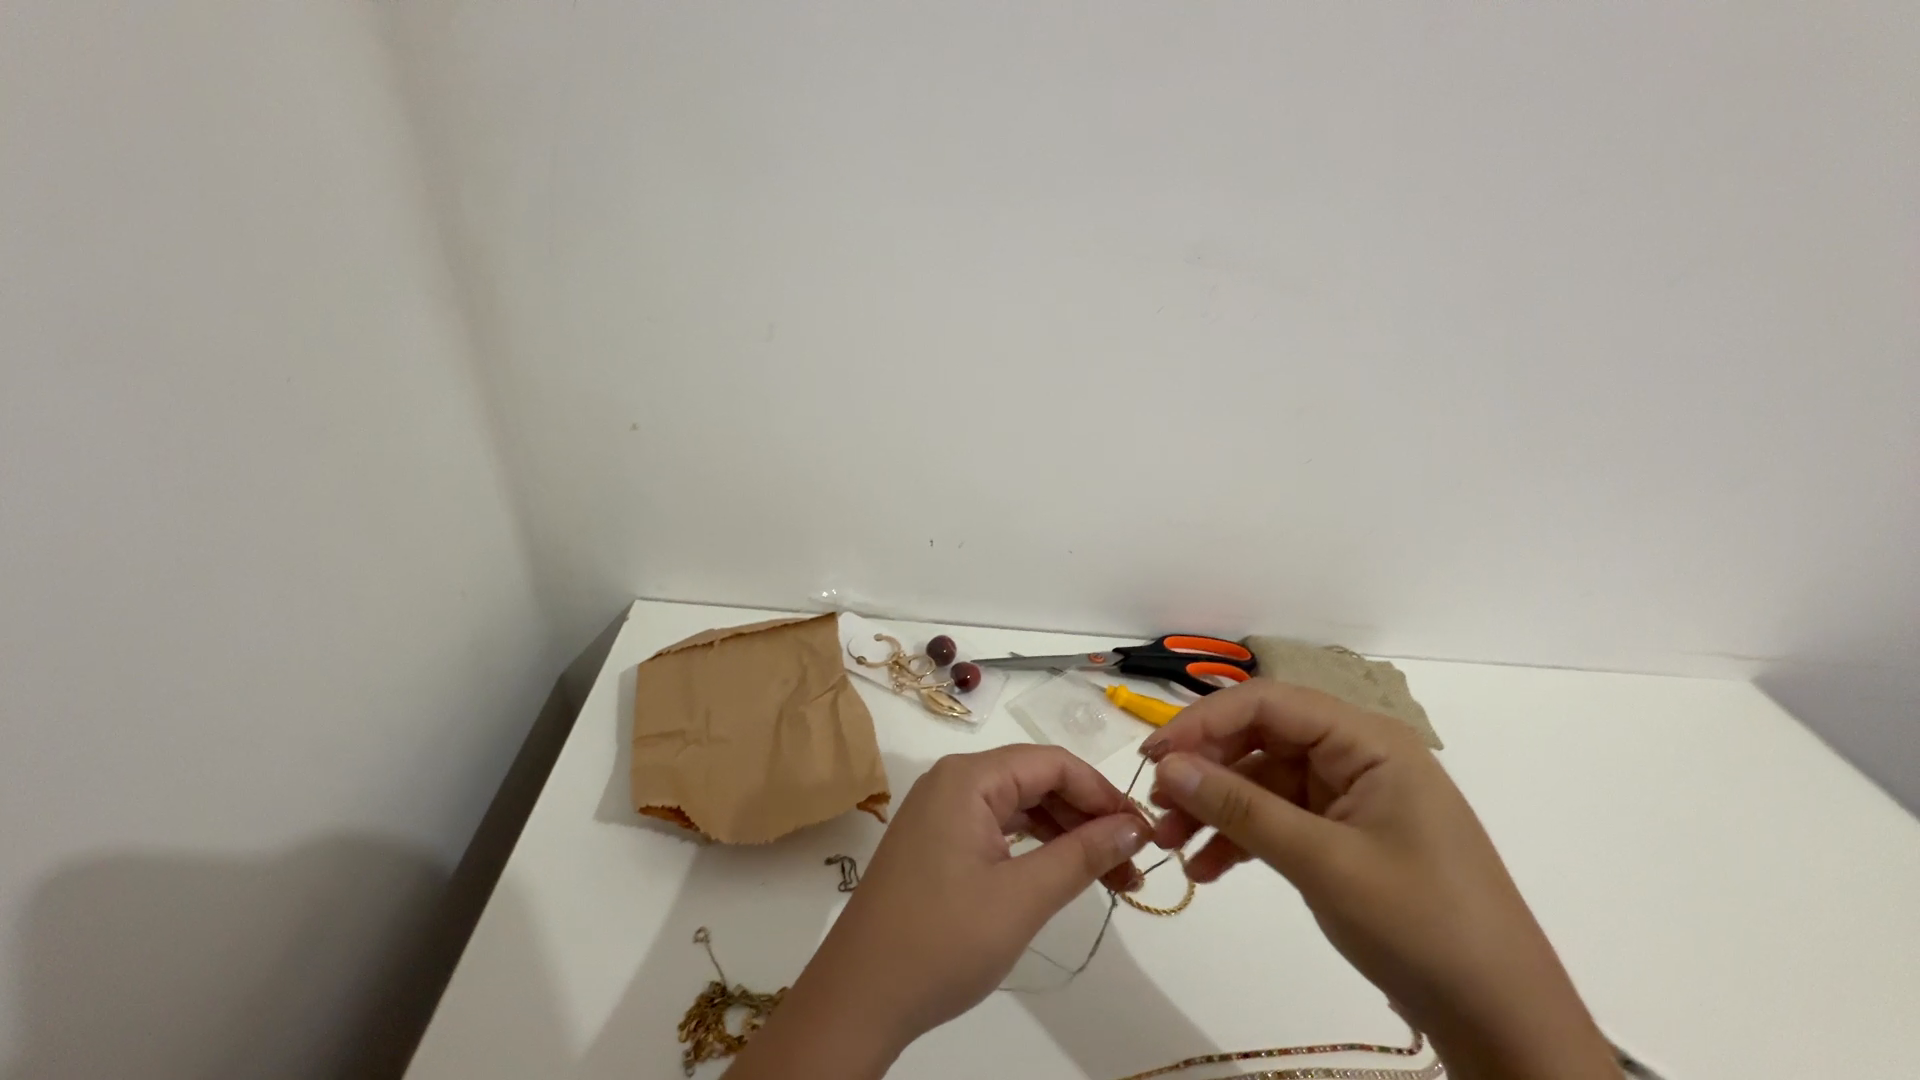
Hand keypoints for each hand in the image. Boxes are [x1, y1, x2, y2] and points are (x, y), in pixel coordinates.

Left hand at [725, 745, 1149, 1079]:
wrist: (859, 997)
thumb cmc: (943, 940)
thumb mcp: (1023, 897)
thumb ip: (1083, 855)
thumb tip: (1134, 826)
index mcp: (968, 778)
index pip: (1053, 763)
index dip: (1103, 793)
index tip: (1145, 832)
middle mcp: (952, 782)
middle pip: (1037, 782)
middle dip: (1089, 818)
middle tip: (1136, 863)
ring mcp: (940, 813)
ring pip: (1020, 808)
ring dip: (1066, 837)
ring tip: (1114, 878)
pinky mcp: (936, 843)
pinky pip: (998, 830)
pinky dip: (1035, 849)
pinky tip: (1065, 875)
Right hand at [1142, 681, 1618, 1079]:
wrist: (1500, 1017)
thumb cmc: (1421, 924)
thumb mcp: (1322, 862)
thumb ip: (1240, 808)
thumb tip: (1167, 766)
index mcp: (1367, 741)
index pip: (1269, 703)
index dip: (1204, 722)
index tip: (1152, 756)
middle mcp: (1356, 756)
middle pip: (1261, 740)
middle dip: (1205, 771)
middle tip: (1156, 807)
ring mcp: (1350, 797)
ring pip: (1262, 782)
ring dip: (1215, 809)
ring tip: (1172, 846)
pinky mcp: (1344, 835)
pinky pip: (1278, 820)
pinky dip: (1240, 839)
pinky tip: (1206, 870)